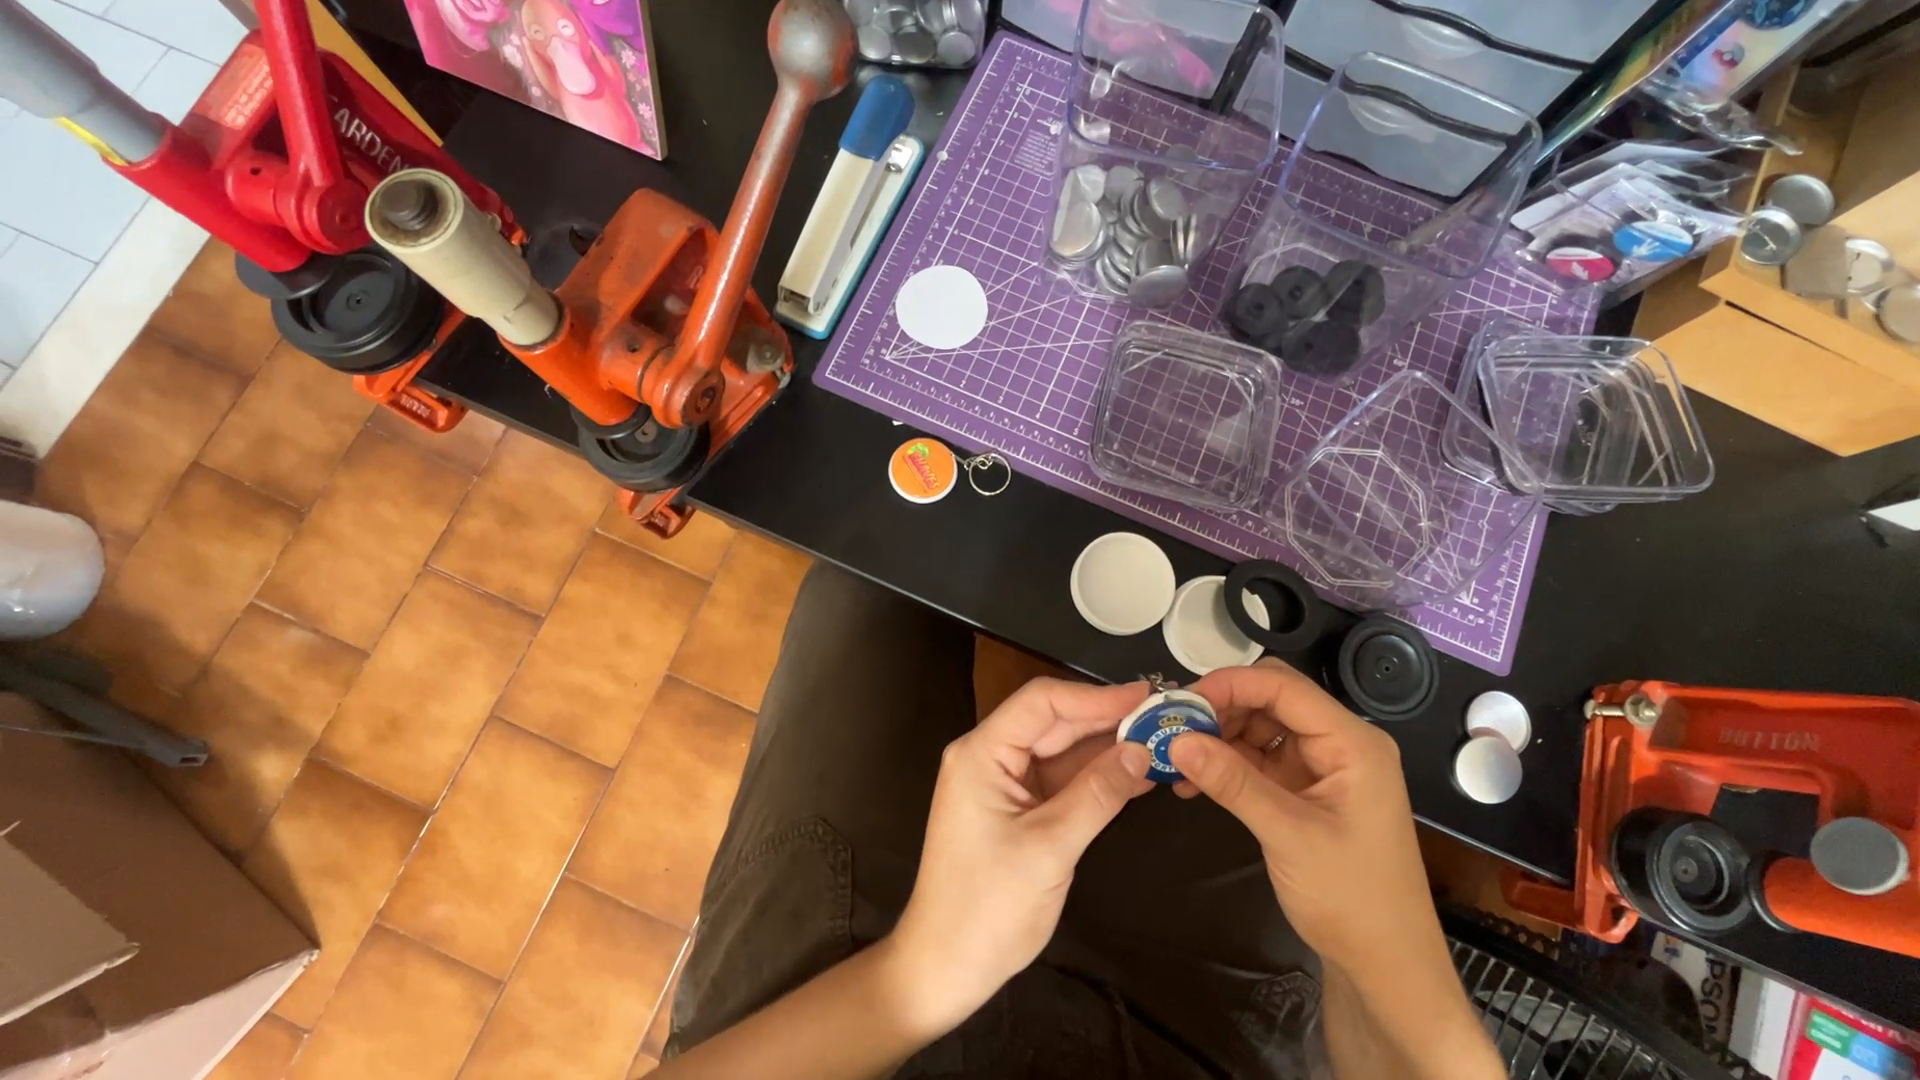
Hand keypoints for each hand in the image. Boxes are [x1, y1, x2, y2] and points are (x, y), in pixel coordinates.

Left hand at [888, 678, 1154, 1029]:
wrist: (947, 965)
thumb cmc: (988, 906)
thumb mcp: (1049, 847)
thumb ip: (1098, 793)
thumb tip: (1141, 750)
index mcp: (982, 754)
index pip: (1042, 703)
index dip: (1095, 696)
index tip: (1146, 696)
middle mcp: (990, 758)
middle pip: (1054, 723)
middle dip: (1107, 719)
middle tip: (1164, 717)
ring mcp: (1005, 785)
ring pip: (1062, 751)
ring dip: (1107, 749)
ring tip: (1162, 742)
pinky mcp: (1019, 811)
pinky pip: (1062, 781)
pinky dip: (1098, 778)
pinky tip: (1138, 775)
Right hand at [1166, 659, 1441, 977]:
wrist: (1384, 964)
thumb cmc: (1351, 897)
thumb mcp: (1288, 835)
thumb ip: (1233, 782)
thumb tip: (1177, 740)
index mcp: (1352, 743)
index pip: (1284, 688)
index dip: (1230, 685)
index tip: (1180, 702)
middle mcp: (1338, 744)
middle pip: (1270, 701)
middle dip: (1220, 709)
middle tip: (1171, 727)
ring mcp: (1321, 768)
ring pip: (1259, 728)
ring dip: (1217, 738)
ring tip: (1174, 757)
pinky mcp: (1304, 791)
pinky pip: (1258, 760)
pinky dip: (1226, 765)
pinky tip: (1192, 781)